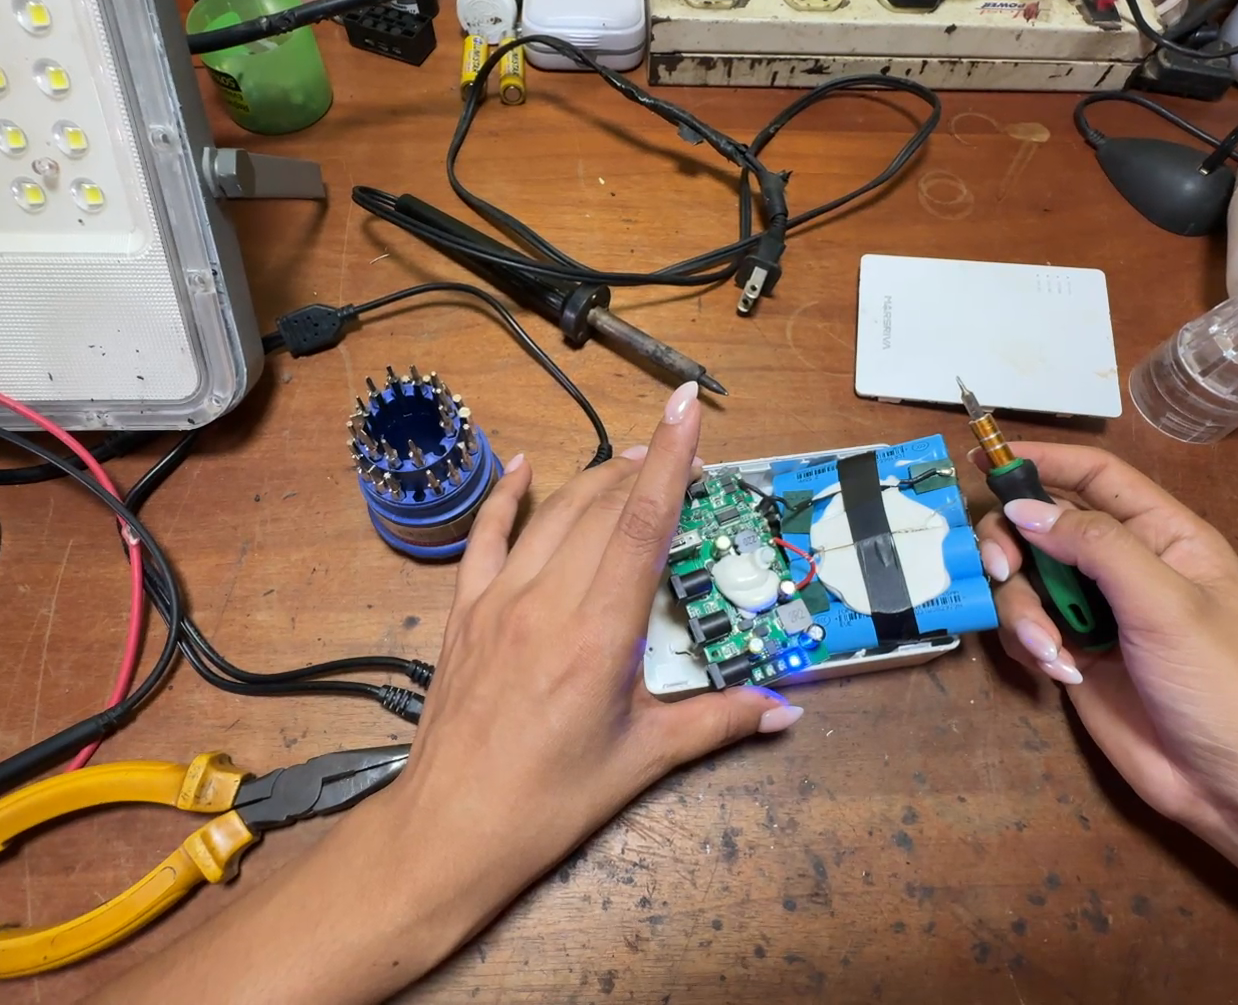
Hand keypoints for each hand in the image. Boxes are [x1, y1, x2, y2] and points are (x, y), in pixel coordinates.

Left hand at [390, 383, 802, 922]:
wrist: (451, 830)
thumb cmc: (552, 800)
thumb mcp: (643, 761)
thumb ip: (719, 723)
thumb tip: (786, 711)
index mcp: (599, 634)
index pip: (642, 524)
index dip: (671, 458)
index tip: (687, 406)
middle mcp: (547, 601)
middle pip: (601, 507)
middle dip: (643, 466)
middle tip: (674, 451)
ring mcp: (498, 599)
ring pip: (553, 515)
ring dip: (595, 478)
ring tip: (630, 460)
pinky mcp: (464, 610)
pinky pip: (485, 536)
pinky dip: (506, 497)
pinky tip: (523, 466)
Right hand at [974, 443, 1237, 843]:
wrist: (1236, 790)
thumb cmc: (1225, 685)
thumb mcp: (1167, 605)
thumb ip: (1095, 546)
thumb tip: (1022, 508)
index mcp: (1163, 537)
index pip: (1096, 477)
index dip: (1042, 460)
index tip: (984, 458)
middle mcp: (1121, 565)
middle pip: (1040, 524)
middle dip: (1011, 543)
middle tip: (999, 568)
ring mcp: (1091, 608)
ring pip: (1021, 577)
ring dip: (1021, 609)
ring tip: (1048, 649)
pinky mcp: (1068, 648)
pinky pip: (1020, 622)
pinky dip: (1025, 642)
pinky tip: (1056, 670)